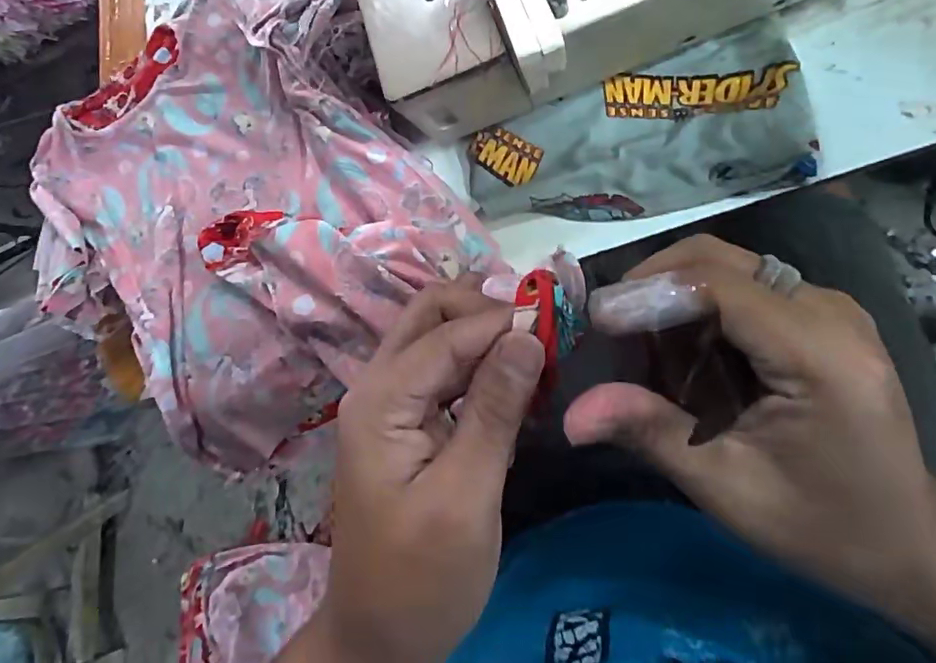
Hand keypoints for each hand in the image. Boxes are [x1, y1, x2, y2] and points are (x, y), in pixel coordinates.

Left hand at [291, 282, 544, 662]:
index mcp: (381, 399)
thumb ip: (494, 410)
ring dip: (487, 330)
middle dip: (487, 307)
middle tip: (542, 327)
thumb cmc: (421, 579)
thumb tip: (527, 334)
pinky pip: (446, 366)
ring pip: (439, 333)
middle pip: (431, 313)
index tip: (557, 324)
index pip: (446, 333)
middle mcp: (379, 384)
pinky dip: (482, 360)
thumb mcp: (466, 498)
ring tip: (539, 344)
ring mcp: (391, 400)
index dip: (501, 320)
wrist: (379, 641)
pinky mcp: (408, 418)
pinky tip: (516, 375)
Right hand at [563, 235, 935, 605]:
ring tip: (650, 347)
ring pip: (729, 265)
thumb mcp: (730, 488)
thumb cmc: (823, 525)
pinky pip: (747, 283)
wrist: (909, 540)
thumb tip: (572, 416)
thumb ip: (652, 432)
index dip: (650, 293)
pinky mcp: (823, 309)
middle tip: (614, 329)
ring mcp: (830, 303)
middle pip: (721, 259)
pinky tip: (691, 349)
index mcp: (821, 353)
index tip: (598, 319)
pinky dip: (705, 304)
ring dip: (678, 292)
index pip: (719, 286)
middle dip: (656, 283)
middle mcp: (831, 309)